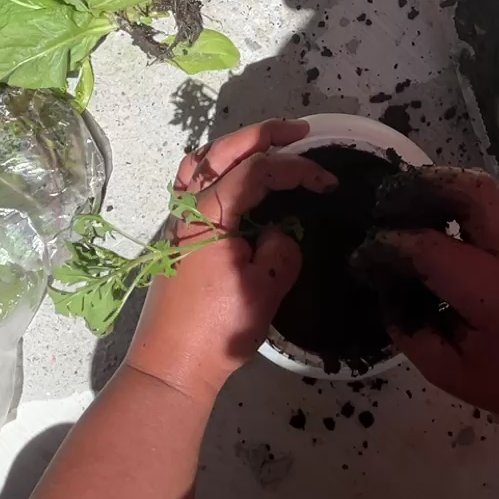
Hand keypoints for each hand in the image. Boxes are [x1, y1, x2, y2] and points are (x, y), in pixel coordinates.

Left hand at [121, 120, 334, 402]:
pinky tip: (239, 181)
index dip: (297, 169)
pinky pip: (194, 183)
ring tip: (267, 146)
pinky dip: (219, 168)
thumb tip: (279, 235)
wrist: (170, 366)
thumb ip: (282, 250)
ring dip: (235, 146)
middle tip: (300, 131)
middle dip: (263, 134)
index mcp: (210, 214)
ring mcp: (178, 219)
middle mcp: (188, 206)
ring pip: (201, 161)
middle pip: (224, 150)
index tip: (327, 182)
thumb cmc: (217, 329)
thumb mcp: (265, 290)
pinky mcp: (178, 234)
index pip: (257, 171)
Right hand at [378, 168, 498, 428]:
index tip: (365, 256)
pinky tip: (426, 204)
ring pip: (478, 183)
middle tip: (383, 204)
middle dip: (419, 190)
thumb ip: (405, 326)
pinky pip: (482, 192)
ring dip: (435, 182)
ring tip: (401, 198)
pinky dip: (450, 188)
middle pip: (469, 194)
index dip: (391, 247)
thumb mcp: (444, 369)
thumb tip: (377, 278)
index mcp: (497, 298)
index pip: (433, 251)